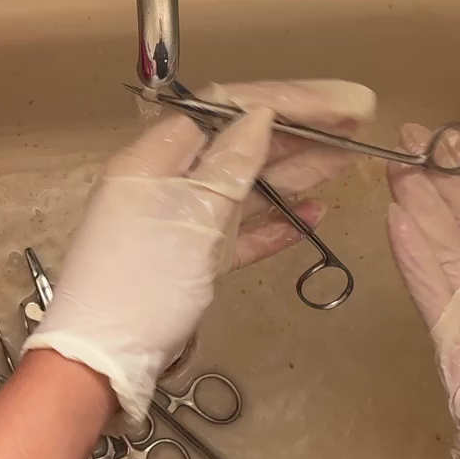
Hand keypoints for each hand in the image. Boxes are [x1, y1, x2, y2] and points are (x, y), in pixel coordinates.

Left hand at [27, 81, 374, 421]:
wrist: (102, 358)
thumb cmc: (143, 280)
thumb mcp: (190, 215)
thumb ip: (228, 165)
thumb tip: (259, 116)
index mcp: (152, 160)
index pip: (222, 111)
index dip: (283, 101)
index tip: (339, 103)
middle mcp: (164, 184)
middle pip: (235, 146)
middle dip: (294, 133)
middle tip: (357, 122)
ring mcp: (177, 224)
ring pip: (240, 189)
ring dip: (292, 173)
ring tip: (347, 159)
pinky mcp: (188, 261)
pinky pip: (235, 233)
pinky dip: (271, 225)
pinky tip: (312, 215)